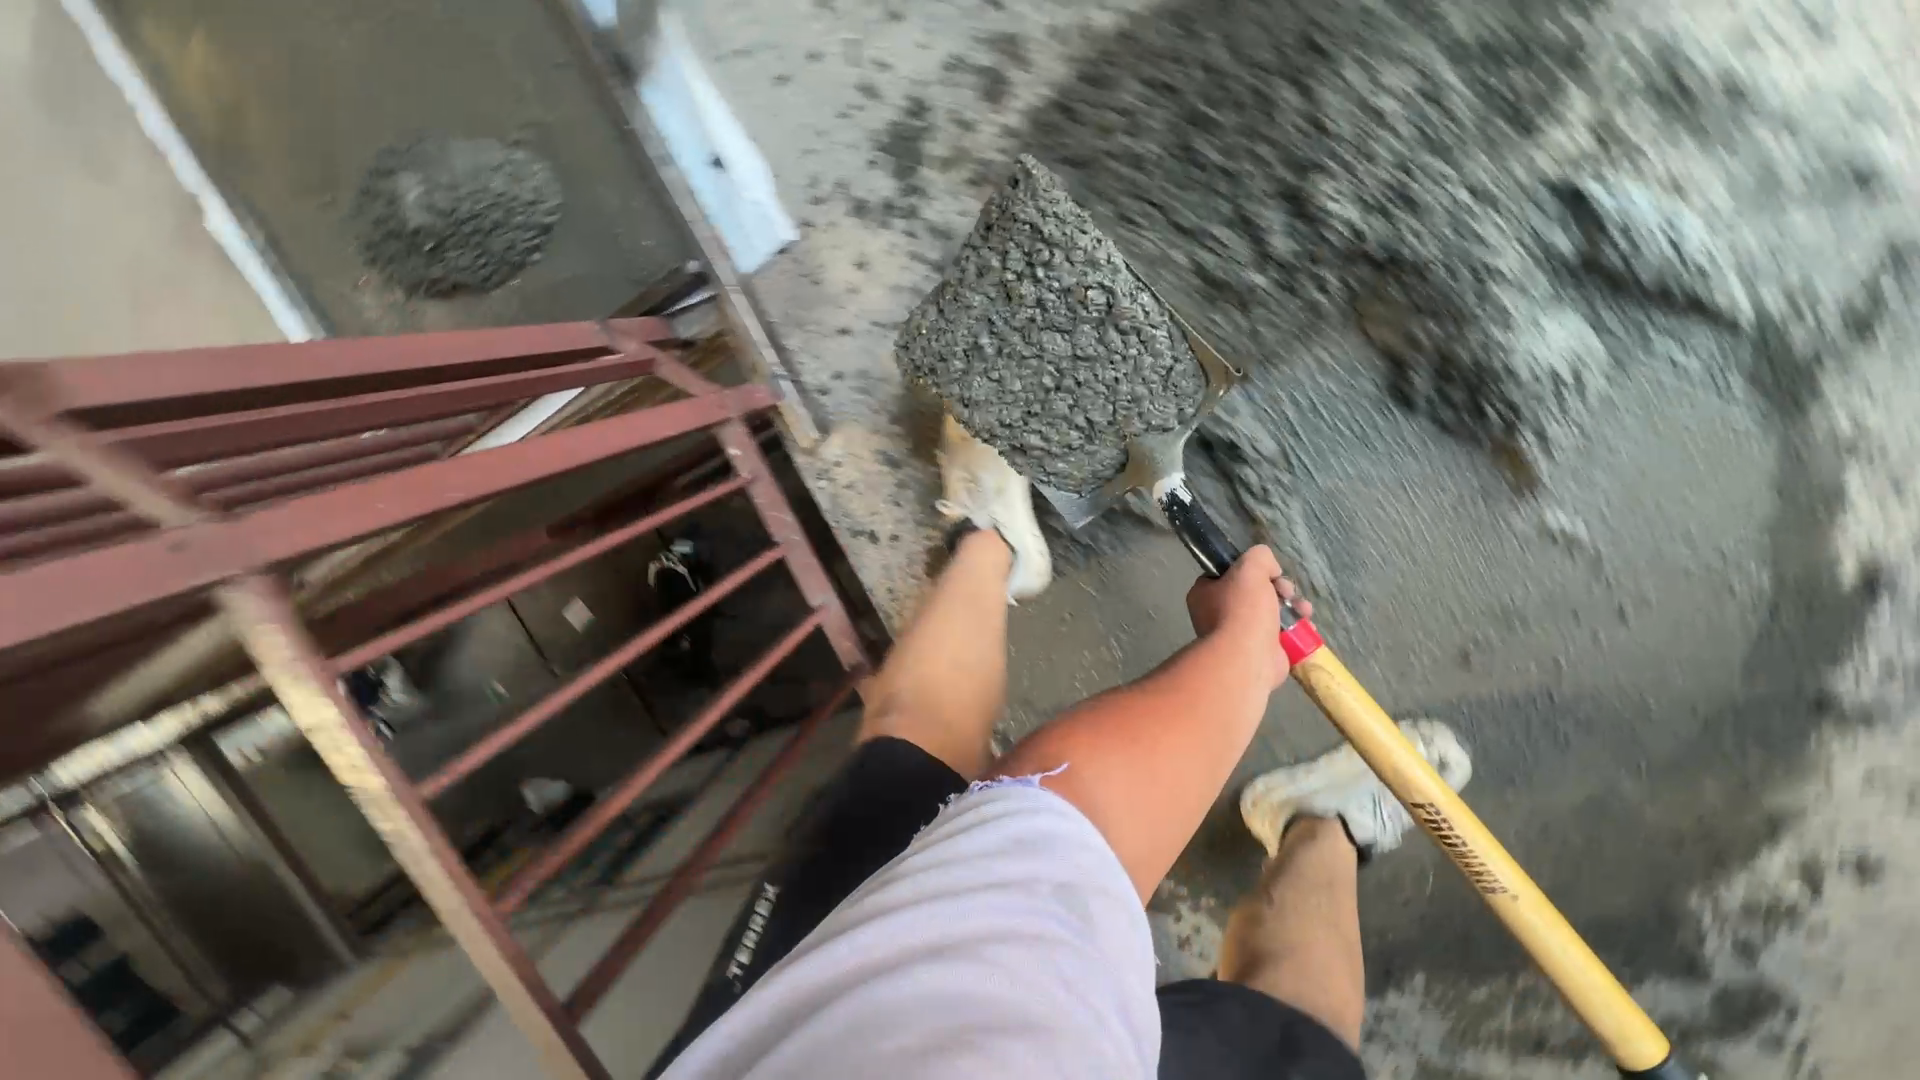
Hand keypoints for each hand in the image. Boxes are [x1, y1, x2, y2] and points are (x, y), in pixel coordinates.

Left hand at [1185, 546, 1311, 688]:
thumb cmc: (1242, 610)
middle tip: (1287, 592)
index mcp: (1205, 594)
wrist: (1248, 658)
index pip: (1229, 574)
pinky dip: (1296, 629)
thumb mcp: (1250, 568)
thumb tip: (1270, 569)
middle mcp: (1217, 615)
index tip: (1268, 572)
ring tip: (1303, 610)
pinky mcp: (1259, 652)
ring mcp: (1238, 635)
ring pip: (1271, 612)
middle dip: (1279, 588)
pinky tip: (1307, 626)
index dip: (1252, 570)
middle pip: (1254, 592)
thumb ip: (1259, 556)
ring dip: (1293, 607)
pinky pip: (1280, 634)